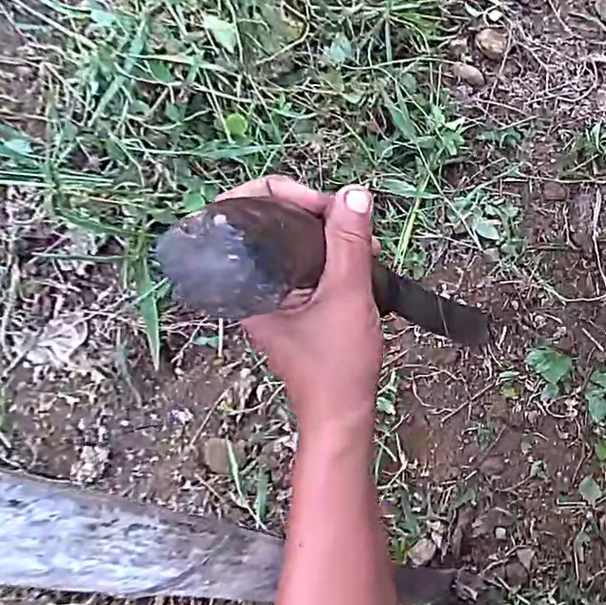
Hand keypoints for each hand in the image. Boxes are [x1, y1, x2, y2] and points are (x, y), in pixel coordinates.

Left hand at [222, 175, 382, 438]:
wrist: (342, 410)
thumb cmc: (337, 363)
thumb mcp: (348, 296)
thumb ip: (349, 244)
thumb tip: (355, 195)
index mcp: (240, 278)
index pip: (241, 207)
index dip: (286, 194)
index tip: (329, 206)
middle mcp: (247, 281)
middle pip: (269, 220)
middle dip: (315, 213)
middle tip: (353, 224)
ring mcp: (269, 293)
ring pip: (291, 241)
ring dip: (329, 235)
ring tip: (365, 248)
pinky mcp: (290, 303)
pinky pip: (305, 262)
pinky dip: (332, 255)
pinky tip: (360, 263)